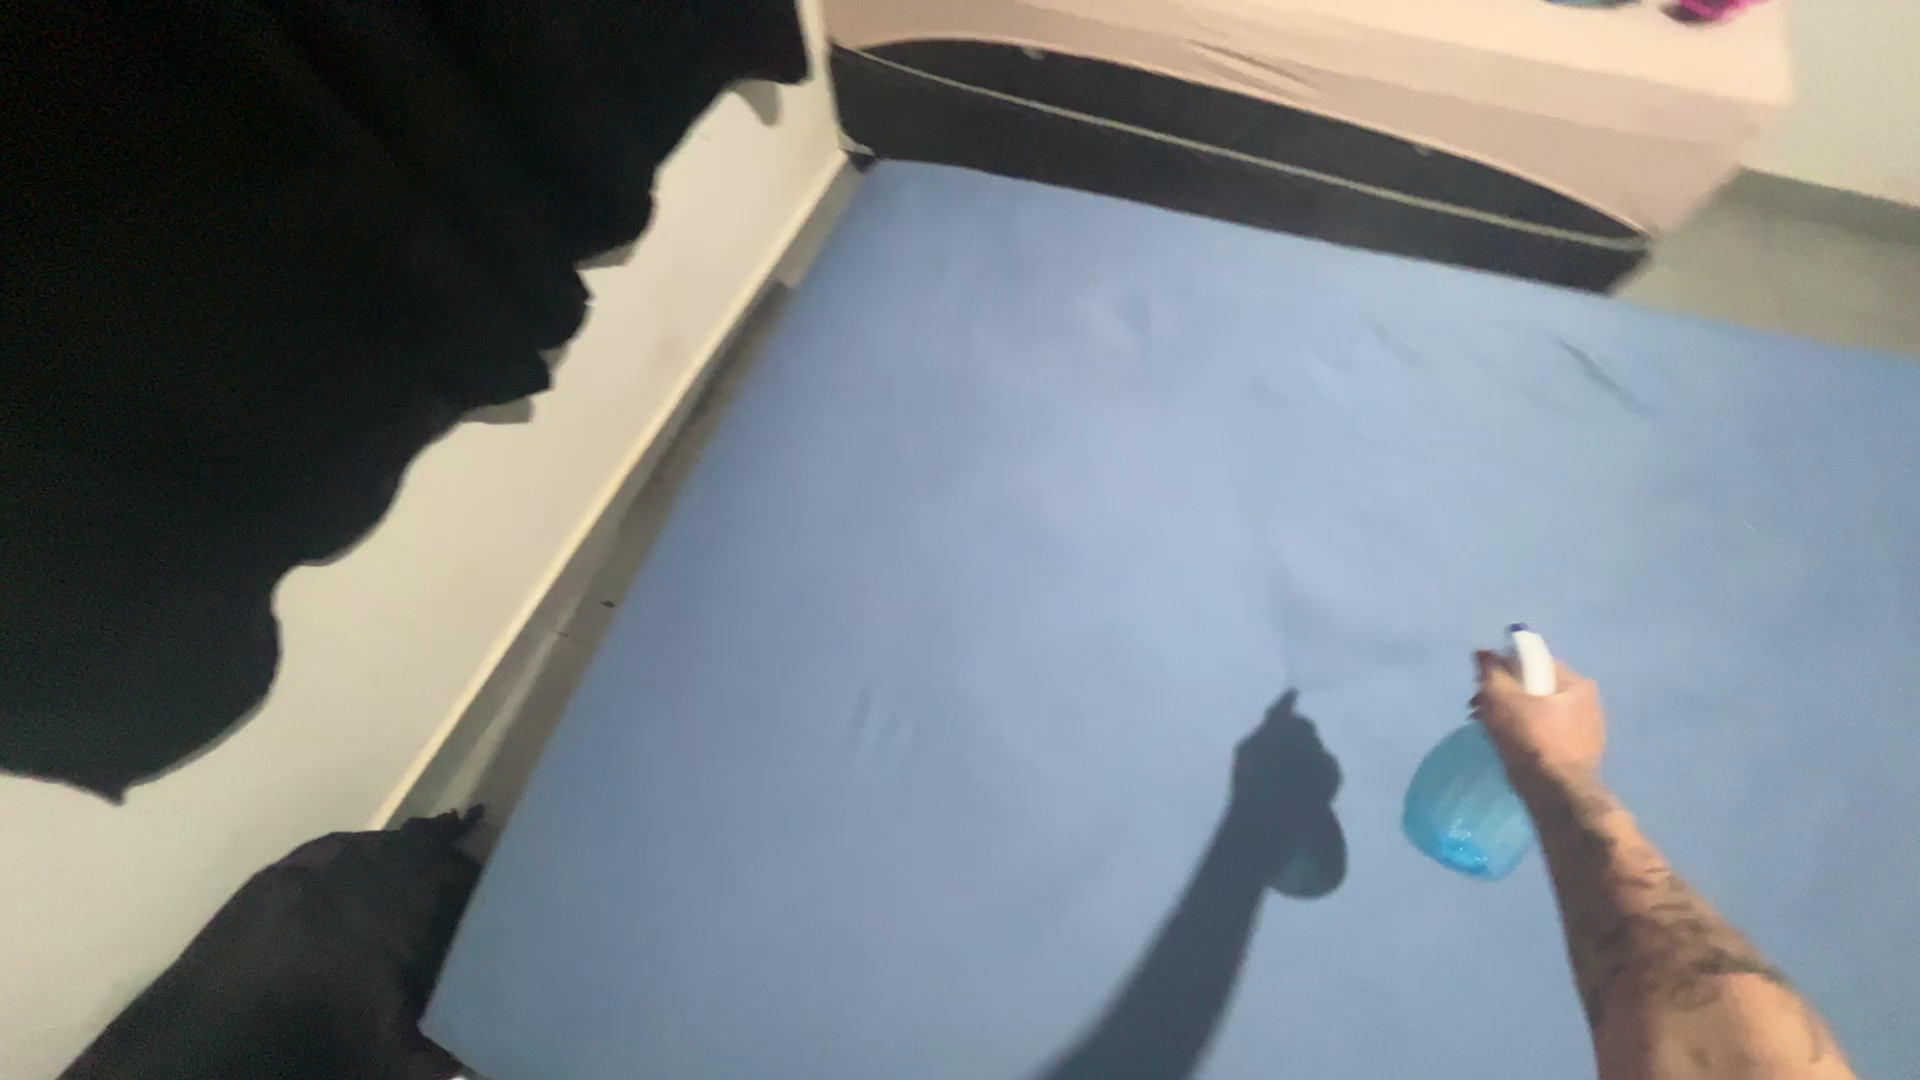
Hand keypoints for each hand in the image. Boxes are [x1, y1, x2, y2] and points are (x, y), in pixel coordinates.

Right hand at [1473, 650, 1606, 785]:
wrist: (1555, 789)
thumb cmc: (1528, 735)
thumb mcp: (1499, 696)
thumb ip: (1490, 669)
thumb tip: (1485, 652)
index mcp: (1575, 683)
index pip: (1533, 661)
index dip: (1502, 668)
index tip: (1482, 685)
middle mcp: (1588, 702)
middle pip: (1535, 686)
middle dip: (1504, 694)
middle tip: (1479, 708)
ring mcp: (1588, 729)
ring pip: (1539, 710)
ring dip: (1512, 714)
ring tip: (1490, 728)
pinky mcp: (1580, 752)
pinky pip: (1546, 731)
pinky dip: (1526, 732)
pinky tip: (1511, 743)